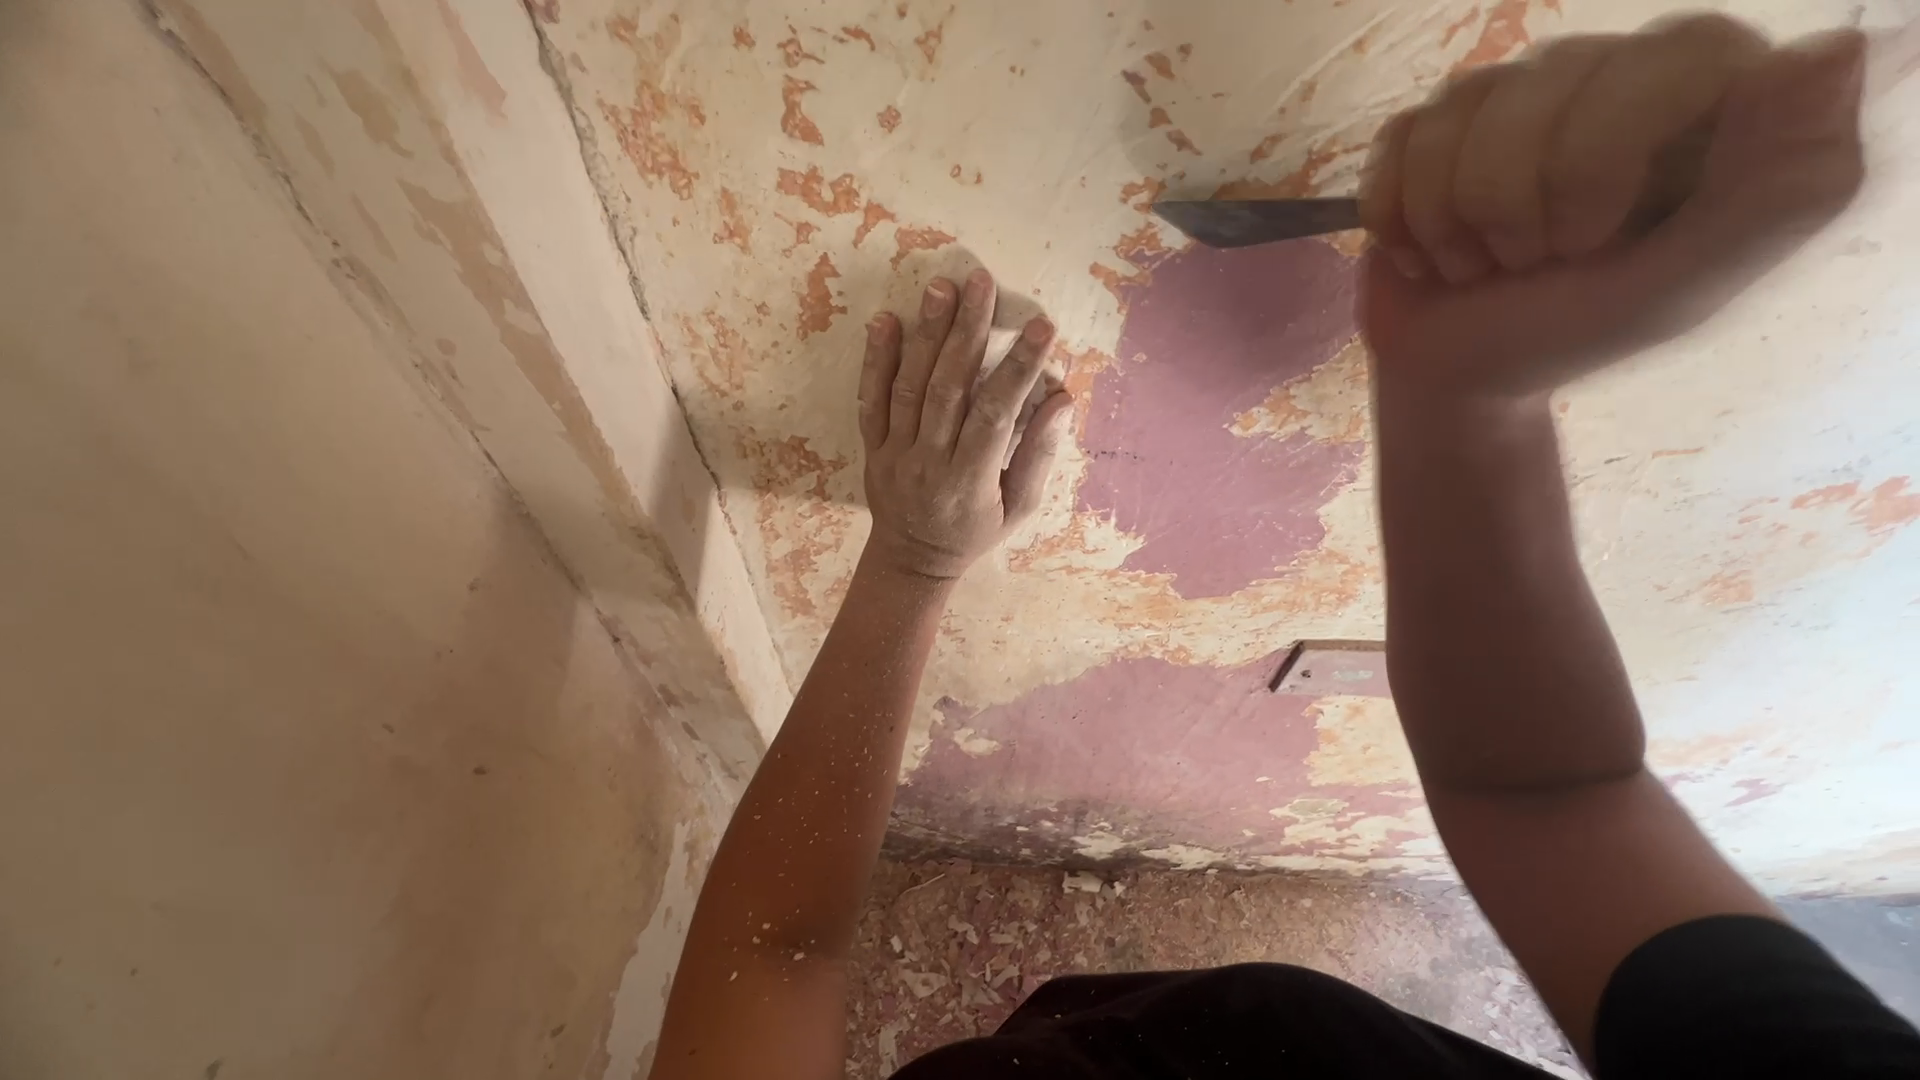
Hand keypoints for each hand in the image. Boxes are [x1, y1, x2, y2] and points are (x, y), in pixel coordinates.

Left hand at [857, 270, 1073, 580]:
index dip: (1019, 369)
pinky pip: (869, 401)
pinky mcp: (871, 448)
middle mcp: (929, 463)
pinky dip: (875, 361)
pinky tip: (884, 321)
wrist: (912, 560)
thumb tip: (1062, 400)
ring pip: (909, 387)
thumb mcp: (1019, 509)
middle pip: (948, 389)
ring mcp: (894, 454)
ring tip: (940, 288)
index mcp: (970, 481)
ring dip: (925, 335)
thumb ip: (1039, 457)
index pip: (996, 415)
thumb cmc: (975, 533)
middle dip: (967, 333)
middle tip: (980, 282)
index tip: (1044, 329)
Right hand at [1359, 16, 1867, 399]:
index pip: (1666, 59)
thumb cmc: (1561, 338)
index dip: (1597, 159)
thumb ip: (1770, 199)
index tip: (1586, 247)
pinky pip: (1398, 141)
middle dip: (1510, 202)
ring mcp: (1513, 100)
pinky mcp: (1431, 131)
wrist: (1449, 374)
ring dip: (1448, 219)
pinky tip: (1425, 250)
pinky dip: (1397, 217)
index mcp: (1702, 104)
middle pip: (1545, 82)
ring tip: (1472, 263)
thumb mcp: (1673, 296)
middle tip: (1526, 262)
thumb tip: (1834, 50)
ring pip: (1461, 109)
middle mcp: (1611, 78)